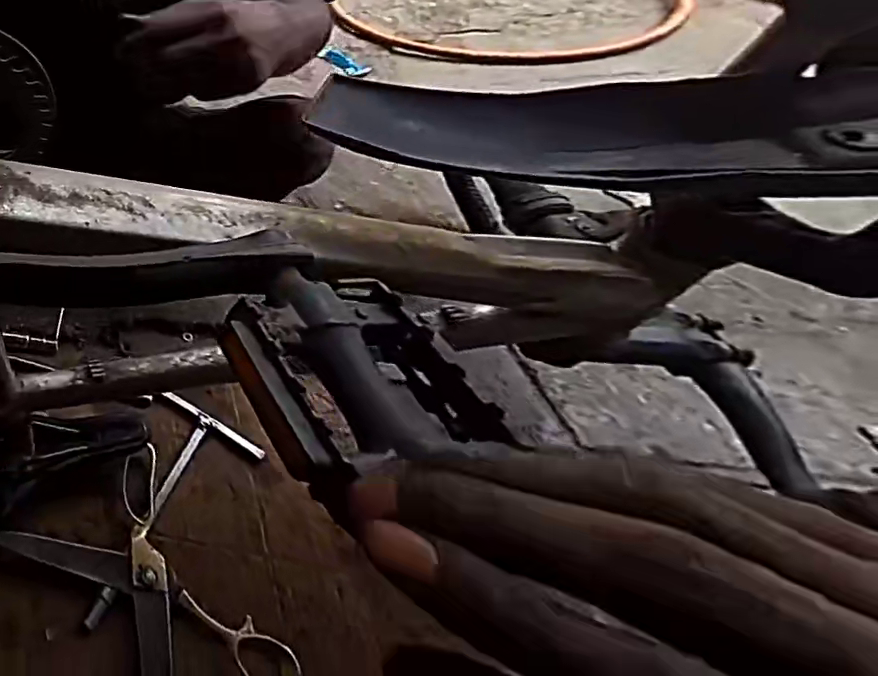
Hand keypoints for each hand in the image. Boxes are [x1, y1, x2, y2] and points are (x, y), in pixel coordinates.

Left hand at [119, 0, 290, 102]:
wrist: (288, 30)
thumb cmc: (237, 18)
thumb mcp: (205, 7)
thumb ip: (170, 19)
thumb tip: (130, 29)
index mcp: (210, 12)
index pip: (158, 31)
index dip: (133, 44)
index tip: (120, 52)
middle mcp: (223, 37)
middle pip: (164, 60)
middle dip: (141, 69)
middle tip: (130, 73)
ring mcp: (234, 62)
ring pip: (180, 82)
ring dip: (158, 85)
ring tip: (149, 83)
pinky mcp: (241, 84)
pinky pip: (200, 93)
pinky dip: (187, 90)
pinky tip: (185, 84)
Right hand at [350, 449, 877, 674]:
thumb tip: (403, 659)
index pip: (622, 658)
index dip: (486, 595)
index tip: (377, 540)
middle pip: (653, 552)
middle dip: (490, 511)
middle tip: (380, 487)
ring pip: (685, 494)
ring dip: (532, 475)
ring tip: (437, 470)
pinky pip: (748, 490)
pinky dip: (629, 476)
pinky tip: (551, 471)